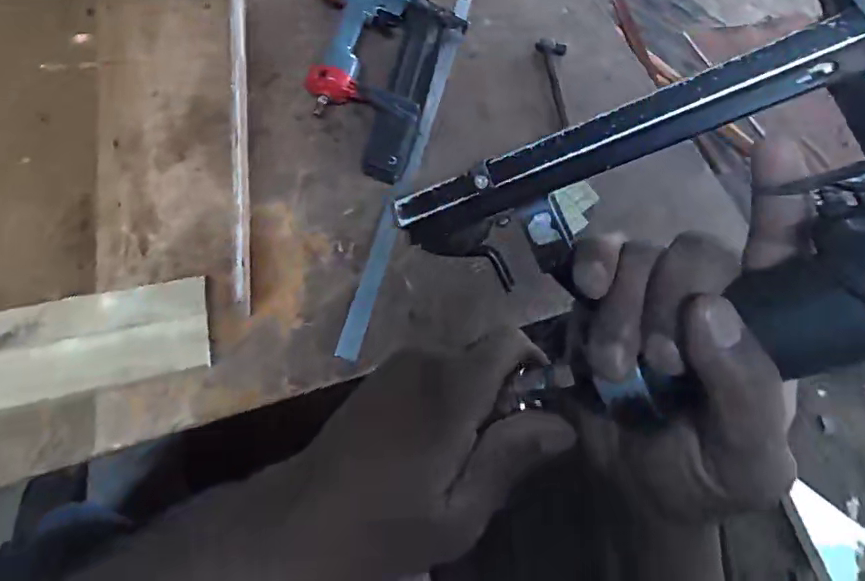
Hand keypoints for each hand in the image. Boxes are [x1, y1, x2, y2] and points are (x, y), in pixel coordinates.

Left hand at [283, 328, 577, 580]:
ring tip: (457, 455)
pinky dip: (446, 396)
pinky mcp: (383, 373)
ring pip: (461, 363)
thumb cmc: (386, 525)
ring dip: (473, 397)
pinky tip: (428, 444)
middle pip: (487, 353)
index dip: (533, 363)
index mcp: (452, 386)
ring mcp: (400, 361)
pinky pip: (434, 370)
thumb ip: (511, 458)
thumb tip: (564, 424)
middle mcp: (427, 357)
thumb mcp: (459, 513)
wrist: (300, 518)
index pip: (510, 339)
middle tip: (494, 451)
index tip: (536, 410)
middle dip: (504, 391)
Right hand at [567, 138, 816, 525]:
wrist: (628, 482)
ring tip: (616, 368)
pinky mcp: (601, 288)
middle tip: (662, 365)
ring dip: (623, 311)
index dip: (783, 197)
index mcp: (765, 321)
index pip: (785, 249)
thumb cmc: (706, 468)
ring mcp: (651, 285)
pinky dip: (591, 266)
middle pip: (697, 251)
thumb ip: (746, 396)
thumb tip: (711, 313)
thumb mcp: (748, 460)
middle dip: (673, 304)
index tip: (779, 147)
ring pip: (641, 254)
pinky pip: (595, 253)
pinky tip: (589, 290)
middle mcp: (711, 289)